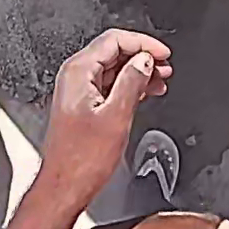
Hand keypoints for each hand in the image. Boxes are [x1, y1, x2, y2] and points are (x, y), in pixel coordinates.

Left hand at [38, 30, 172, 208]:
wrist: (63, 188)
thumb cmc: (81, 160)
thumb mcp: (116, 116)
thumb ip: (132, 82)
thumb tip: (144, 60)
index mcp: (78, 71)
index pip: (114, 40)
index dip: (142, 43)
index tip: (162, 53)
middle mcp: (75, 75)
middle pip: (113, 51)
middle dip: (142, 56)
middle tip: (164, 67)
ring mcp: (78, 89)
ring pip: (113, 67)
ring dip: (138, 71)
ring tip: (160, 79)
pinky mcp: (82, 103)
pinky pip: (108, 83)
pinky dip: (129, 84)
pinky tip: (145, 92)